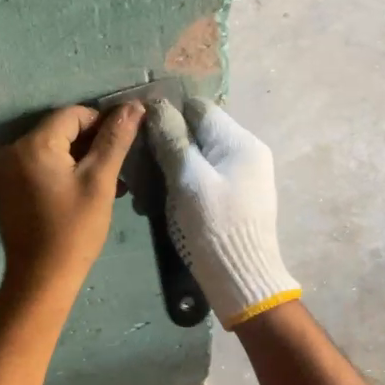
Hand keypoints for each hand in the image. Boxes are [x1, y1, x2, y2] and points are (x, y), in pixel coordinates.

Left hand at [0, 103, 141, 288]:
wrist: (40, 278)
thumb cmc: (74, 230)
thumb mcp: (99, 181)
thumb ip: (115, 139)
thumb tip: (133, 106)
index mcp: (32, 145)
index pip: (72, 115)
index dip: (101, 124)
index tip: (123, 146)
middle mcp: (11, 150)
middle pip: (60, 131)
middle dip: (91, 145)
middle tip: (119, 170)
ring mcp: (5, 170)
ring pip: (51, 150)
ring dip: (80, 160)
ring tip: (109, 184)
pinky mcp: (7, 188)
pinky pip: (39, 167)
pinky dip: (62, 172)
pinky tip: (86, 191)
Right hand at [146, 99, 300, 327]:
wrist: (241, 279)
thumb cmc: (214, 225)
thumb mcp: (188, 179)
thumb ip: (172, 139)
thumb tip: (158, 104)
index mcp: (239, 142)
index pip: (198, 108)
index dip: (167, 115)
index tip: (138, 133)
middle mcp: (246, 153)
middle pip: (197, 133)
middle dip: (165, 147)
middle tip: (139, 170)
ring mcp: (242, 177)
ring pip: (196, 158)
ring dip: (169, 171)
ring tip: (147, 194)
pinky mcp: (235, 199)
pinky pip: (203, 179)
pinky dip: (182, 187)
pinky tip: (163, 205)